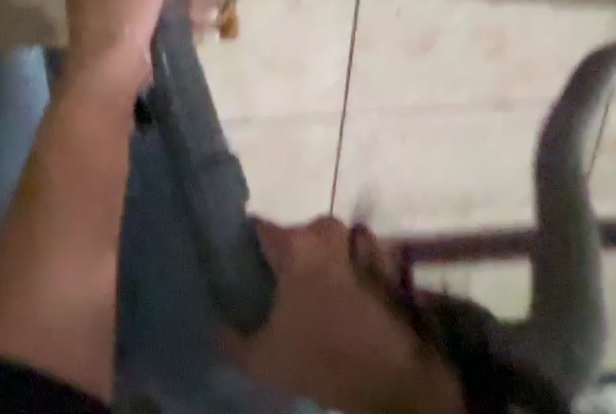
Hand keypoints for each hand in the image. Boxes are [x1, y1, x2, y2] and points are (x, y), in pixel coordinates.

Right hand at [224, 218, 464, 413]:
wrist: (402, 386)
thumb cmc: (325, 361)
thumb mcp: (263, 361)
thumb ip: (229, 339)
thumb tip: (213, 326)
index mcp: (294, 245)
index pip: (257, 228)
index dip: (247, 248)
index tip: (245, 268)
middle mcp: (328, 233)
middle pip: (299, 233)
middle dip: (292, 254)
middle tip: (286, 287)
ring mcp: (366, 246)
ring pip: (337, 242)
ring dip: (331, 259)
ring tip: (326, 292)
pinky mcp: (395, 268)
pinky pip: (369, 257)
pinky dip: (363, 270)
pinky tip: (357, 298)